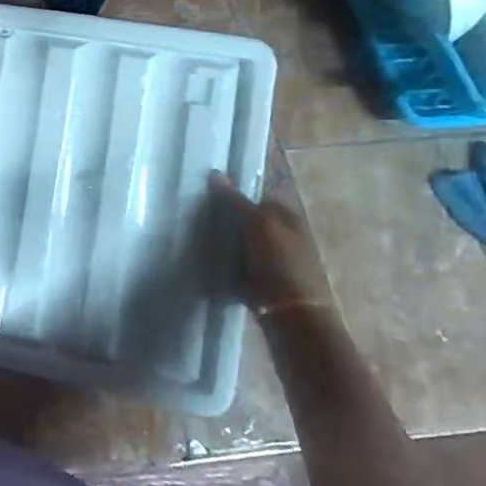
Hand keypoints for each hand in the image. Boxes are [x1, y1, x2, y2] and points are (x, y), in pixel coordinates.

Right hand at [209, 172, 334, 315]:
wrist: (291, 313)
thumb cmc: (280, 261)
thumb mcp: (257, 223)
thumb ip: (235, 199)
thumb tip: (215, 172)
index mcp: (286, 215)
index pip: (253, 195)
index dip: (230, 192)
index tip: (205, 194)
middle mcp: (280, 232)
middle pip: (244, 217)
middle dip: (223, 216)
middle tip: (196, 214)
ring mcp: (270, 256)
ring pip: (237, 238)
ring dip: (221, 237)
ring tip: (194, 233)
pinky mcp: (258, 276)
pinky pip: (233, 259)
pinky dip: (222, 258)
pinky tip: (205, 255)